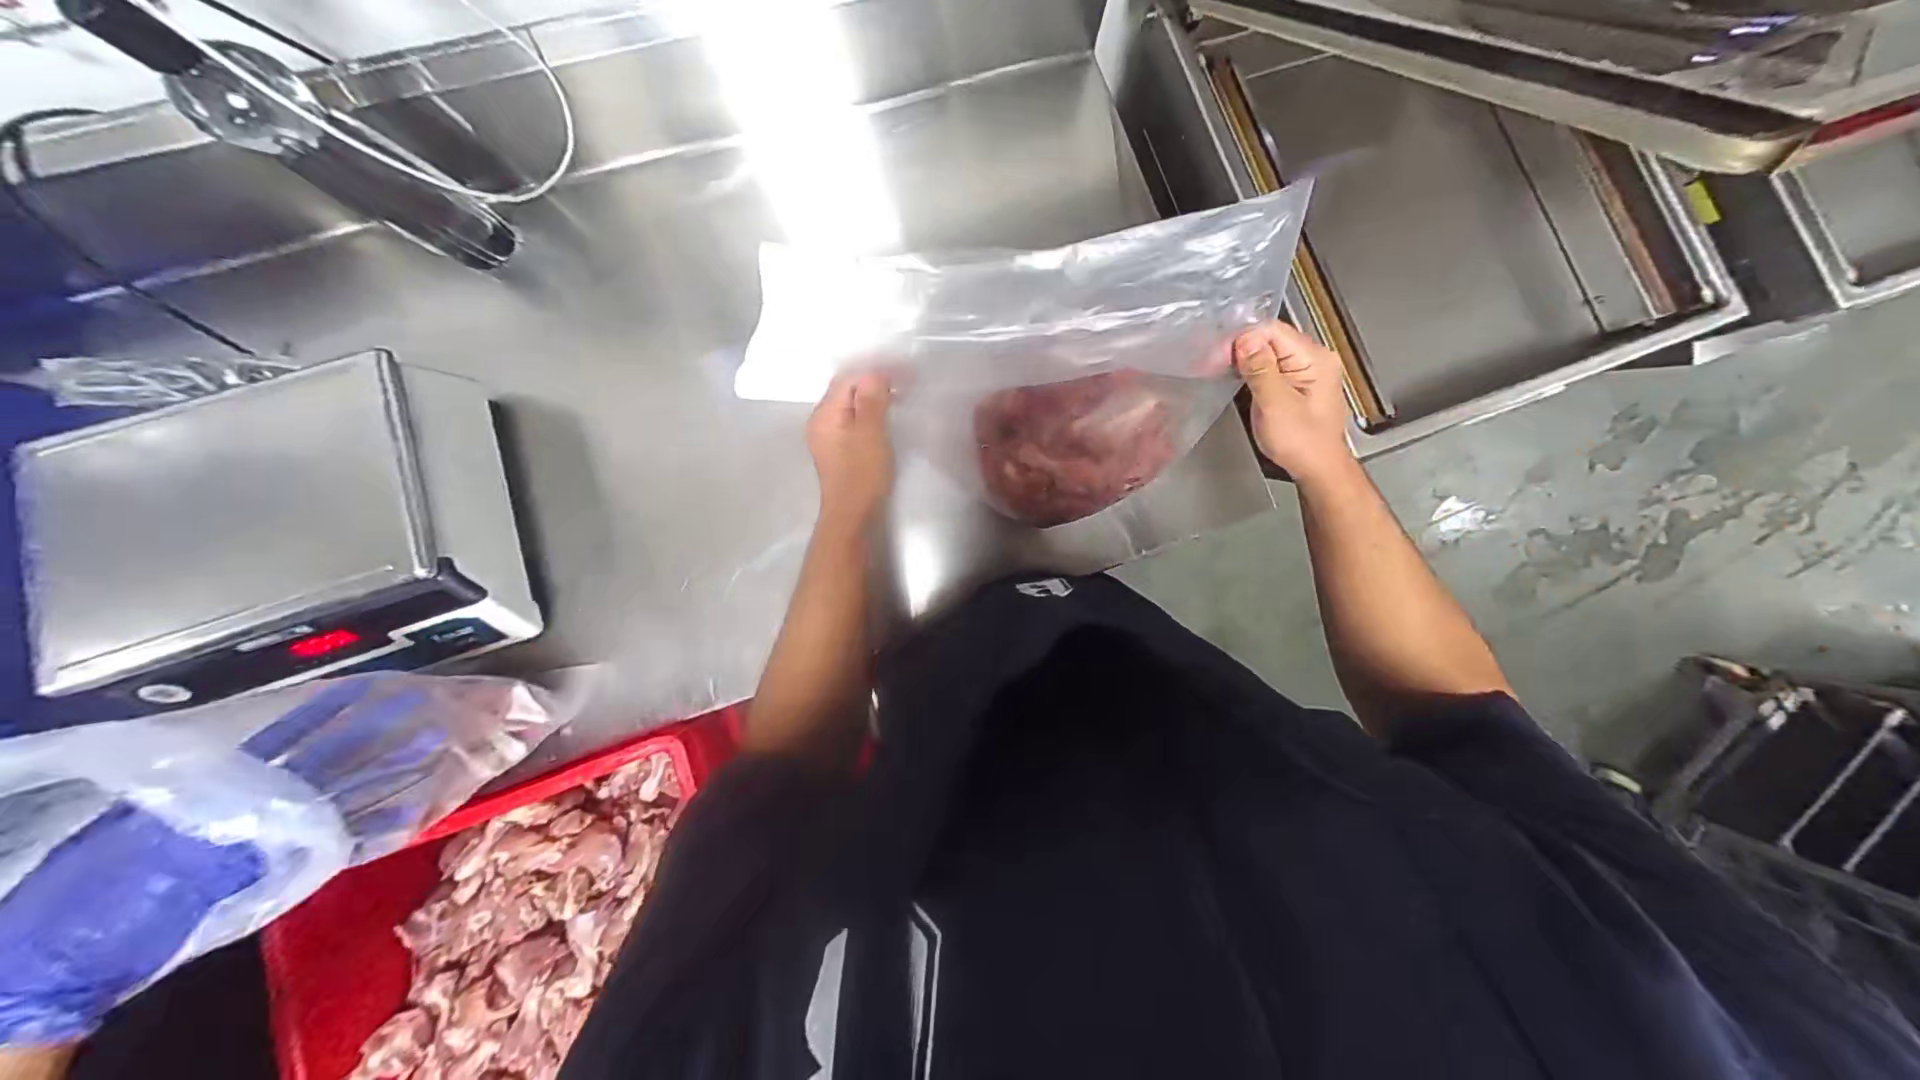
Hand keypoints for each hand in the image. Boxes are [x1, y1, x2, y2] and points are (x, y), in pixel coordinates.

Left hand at [807, 373, 893, 527]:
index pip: (847, 380)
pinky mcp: (837, 451)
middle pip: (845, 392)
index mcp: (824, 414)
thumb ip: (871, 400)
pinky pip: (851, 423)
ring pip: (849, 408)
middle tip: (902, 387)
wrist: (852, 517)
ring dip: (872, 401)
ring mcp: (826, 438)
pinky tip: (883, 422)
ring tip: (896, 402)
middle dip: (872, 386)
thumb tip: (874, 373)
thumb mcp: (871, 433)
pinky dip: (868, 417)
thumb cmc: (862, 474)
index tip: (901, 376)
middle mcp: (820, 422)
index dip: (873, 374)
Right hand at [1233, 321, 1354, 485]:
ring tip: (1224, 370)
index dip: (1243, 338)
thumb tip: (1246, 340)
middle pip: (1271, 339)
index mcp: (1314, 359)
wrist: (1317, 468)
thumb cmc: (1303, 443)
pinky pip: (1271, 366)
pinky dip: (1253, 370)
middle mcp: (1314, 359)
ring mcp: (1306, 371)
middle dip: (1241, 347)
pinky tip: (1241, 379)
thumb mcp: (1276, 404)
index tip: (1219, 352)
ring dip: (1245, 360)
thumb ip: (1260, 369)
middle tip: (1215, 362)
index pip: (1273, 330)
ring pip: (1269, 352)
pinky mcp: (1297, 383)